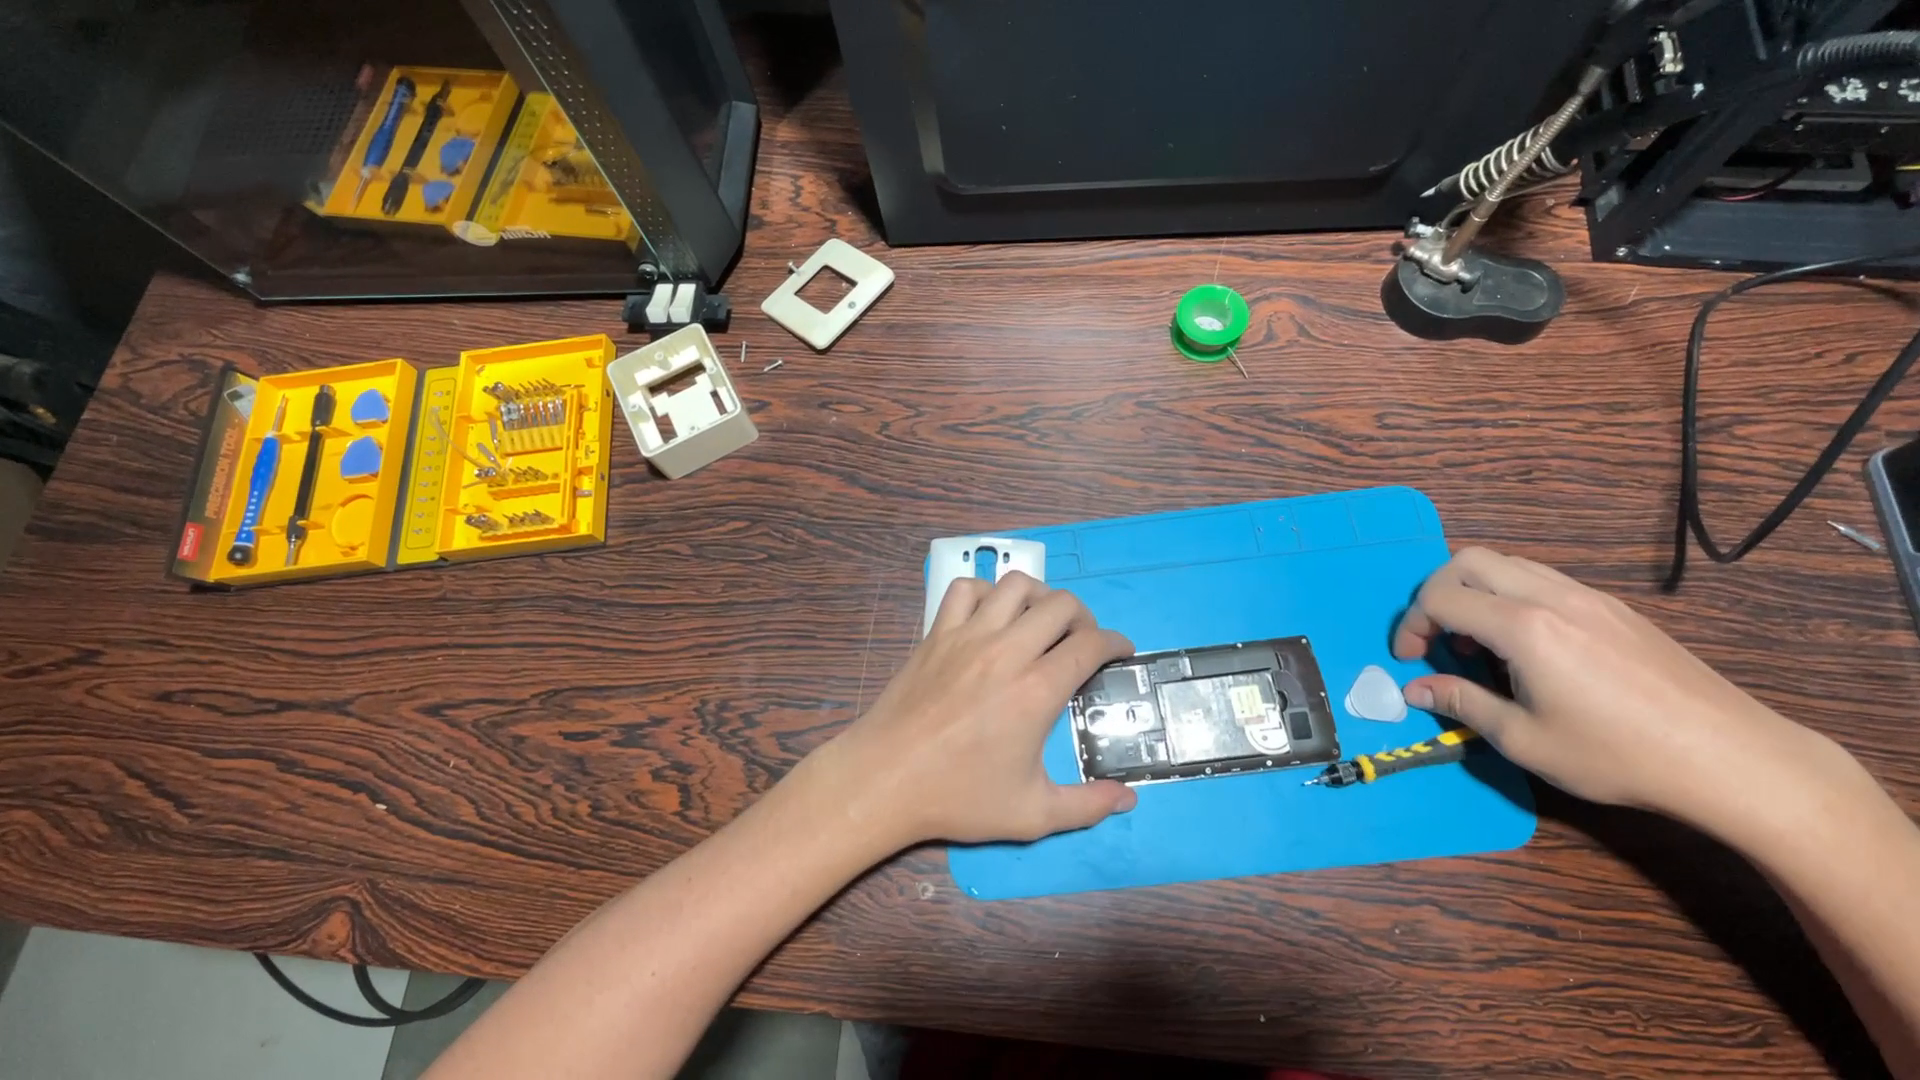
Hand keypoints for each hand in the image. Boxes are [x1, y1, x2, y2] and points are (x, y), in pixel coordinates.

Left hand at [818, 572, 1138, 847]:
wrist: (884, 780)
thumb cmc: (957, 797)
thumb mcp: (1031, 814)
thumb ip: (1086, 807)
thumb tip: (1127, 799)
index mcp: (1037, 690)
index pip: (1091, 644)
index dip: (1116, 643)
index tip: (1121, 652)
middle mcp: (1006, 651)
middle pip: (1061, 604)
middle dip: (1084, 617)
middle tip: (1083, 642)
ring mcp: (967, 636)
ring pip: (1015, 585)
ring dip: (1040, 596)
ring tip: (1042, 622)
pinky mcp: (936, 634)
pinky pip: (965, 589)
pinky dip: (986, 592)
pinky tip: (992, 616)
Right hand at [1393, 547, 1819, 824]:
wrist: (1727, 757)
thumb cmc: (1616, 754)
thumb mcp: (1524, 740)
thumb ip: (1462, 704)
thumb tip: (1415, 689)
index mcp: (1524, 628)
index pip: (1441, 598)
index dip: (1412, 624)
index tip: (1411, 660)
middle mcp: (1552, 597)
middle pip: (1470, 561)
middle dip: (1436, 592)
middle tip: (1436, 638)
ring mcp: (1588, 597)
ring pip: (1508, 564)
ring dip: (1475, 591)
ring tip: (1477, 642)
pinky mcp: (1614, 608)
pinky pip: (1543, 579)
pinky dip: (1511, 596)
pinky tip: (1525, 645)